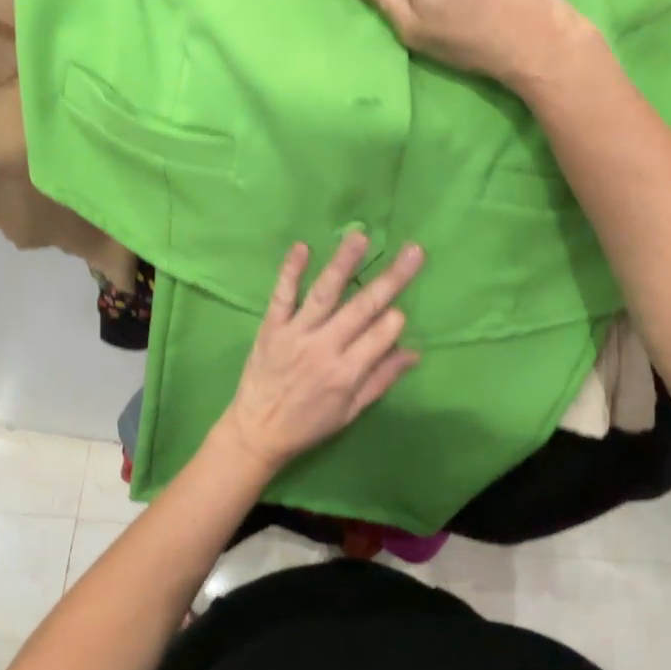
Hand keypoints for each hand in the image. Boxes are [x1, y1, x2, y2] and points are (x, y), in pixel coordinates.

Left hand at [215, 234, 424, 472]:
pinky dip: (291, 271)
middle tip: (414, 250)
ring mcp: (296, 334)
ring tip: (360, 237)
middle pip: (363, 307)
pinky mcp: (271, 328)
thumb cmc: (308, 424)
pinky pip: (282, 295)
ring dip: (344, 263)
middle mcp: (324, 348)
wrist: (256, 432)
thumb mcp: (351, 411)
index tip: (400, 312)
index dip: (395, 321)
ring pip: (325, 293)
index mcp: (347, 373)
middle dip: (392, 278)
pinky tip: (302, 247)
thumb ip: (381, 379)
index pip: (381, 335)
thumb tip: (414, 352)